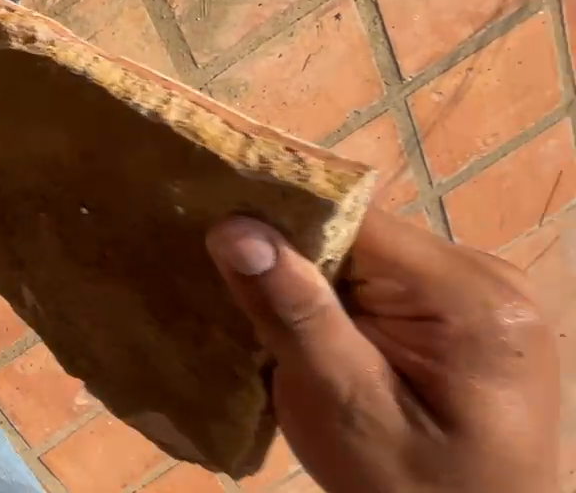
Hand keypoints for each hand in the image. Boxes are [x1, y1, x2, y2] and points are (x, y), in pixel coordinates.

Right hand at [206, 211, 557, 492]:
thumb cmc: (410, 486)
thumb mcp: (343, 406)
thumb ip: (296, 315)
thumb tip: (233, 228)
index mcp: (467, 294)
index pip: (341, 216)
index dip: (267, 220)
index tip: (204, 236)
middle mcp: (478, 273)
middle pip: (341, 225)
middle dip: (274, 247)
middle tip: (214, 274)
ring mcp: (468, 286)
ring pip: (343, 243)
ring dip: (288, 267)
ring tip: (242, 296)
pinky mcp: (447, 302)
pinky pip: (357, 266)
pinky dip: (310, 284)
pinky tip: (285, 313)